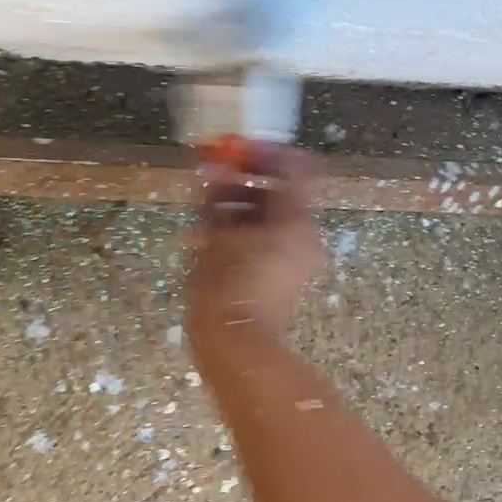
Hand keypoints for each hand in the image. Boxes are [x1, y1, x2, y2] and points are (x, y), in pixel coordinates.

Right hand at [184, 141, 321, 349]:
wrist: (237, 348)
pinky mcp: (280, 282)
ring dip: (234, 213)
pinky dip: (239, 239)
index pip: (292, 166)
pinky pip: (263, 246)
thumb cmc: (227, 289)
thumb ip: (216, 198)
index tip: (232, 152)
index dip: (263, 153)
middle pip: (276, 195)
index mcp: (296, 221)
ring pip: (266, 222)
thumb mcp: (216, 238)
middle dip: (240, 186)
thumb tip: (214, 169)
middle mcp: (303, 238)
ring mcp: (294, 262)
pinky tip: (205, 243)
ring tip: (198, 218)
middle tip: (207, 183)